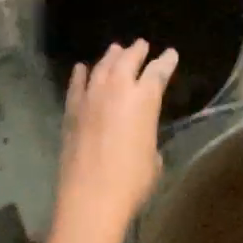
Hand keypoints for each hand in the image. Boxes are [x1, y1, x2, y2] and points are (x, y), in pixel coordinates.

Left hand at [56, 41, 178, 233]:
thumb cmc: (131, 183)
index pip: (158, 72)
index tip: (171, 54)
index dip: (166, 62)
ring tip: (115, 50)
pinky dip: (81, 75)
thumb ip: (149, 140)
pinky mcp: (71, 112)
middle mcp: (116, 90)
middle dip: (136, 51)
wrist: (91, 197)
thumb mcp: (152, 161)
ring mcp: (90, 98)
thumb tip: (142, 140)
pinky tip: (82, 69)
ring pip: (101, 67)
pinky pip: (77, 86)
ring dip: (110, 57)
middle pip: (127, 61)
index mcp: (144, 100)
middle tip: (141, 45)